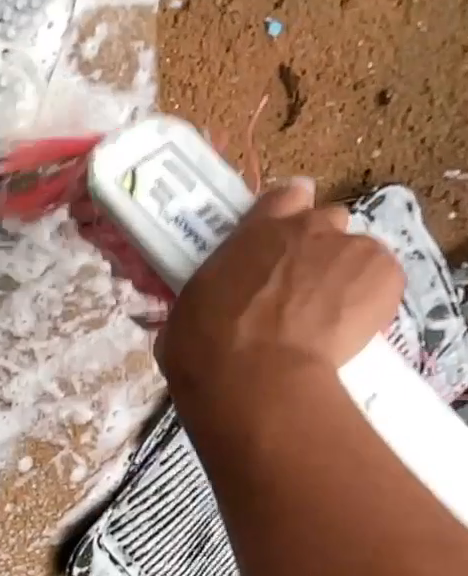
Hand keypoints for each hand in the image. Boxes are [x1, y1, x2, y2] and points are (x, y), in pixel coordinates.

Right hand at [157, 178, 404, 402]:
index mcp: (257, 232)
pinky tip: (337, 324)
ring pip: (353, 252)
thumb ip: (220, 283)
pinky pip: (378, 279)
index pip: (285, 195)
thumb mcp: (190, 306)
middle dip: (313, 243)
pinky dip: (363, 296)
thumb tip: (218, 296)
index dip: (283, 213)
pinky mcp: (388, 276)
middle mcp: (311, 229)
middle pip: (326, 220)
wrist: (255, 377)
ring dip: (338, 271)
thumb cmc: (203, 344)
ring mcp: (354, 251)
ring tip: (315, 312)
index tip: (273, 237)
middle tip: (290, 281)